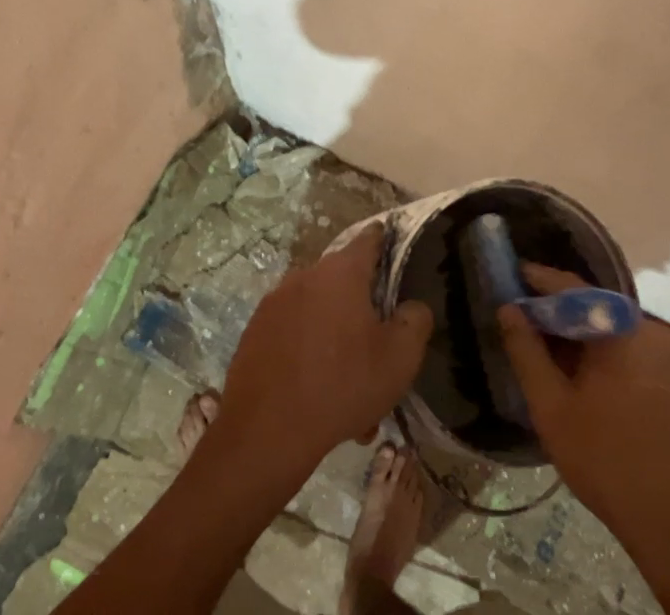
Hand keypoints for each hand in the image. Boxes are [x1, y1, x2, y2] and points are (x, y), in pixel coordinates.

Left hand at [216, 221, 433, 472]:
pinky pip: (294, 335)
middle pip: (342, 281)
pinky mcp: (254, 333)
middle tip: (379, 346)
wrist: (267, 430)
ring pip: (318, 314)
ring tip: (352, 387)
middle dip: (362, 307)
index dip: (385, 240)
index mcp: (340, 273)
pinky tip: (321, 395)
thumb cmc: (343, 384)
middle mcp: (303, 277)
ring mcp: (273, 304)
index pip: (369, 240)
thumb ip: (415, 320)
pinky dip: (310, 355)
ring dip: (337, 339)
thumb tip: (410, 306)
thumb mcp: (400, 357)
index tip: (395, 245)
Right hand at [497, 265, 669, 551]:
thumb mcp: (552, 406)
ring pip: (613, 333)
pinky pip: (632, 354)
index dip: (539, 280)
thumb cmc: (606, 460)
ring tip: (545, 356)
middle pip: (596, 309)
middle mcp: (653, 332)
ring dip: (579, 338)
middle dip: (557, 314)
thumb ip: (526, 352)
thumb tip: (508, 309)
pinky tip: (581, 383)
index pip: (574, 288)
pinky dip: (602, 356)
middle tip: (521, 324)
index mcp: (623, 329)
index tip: (512, 274)